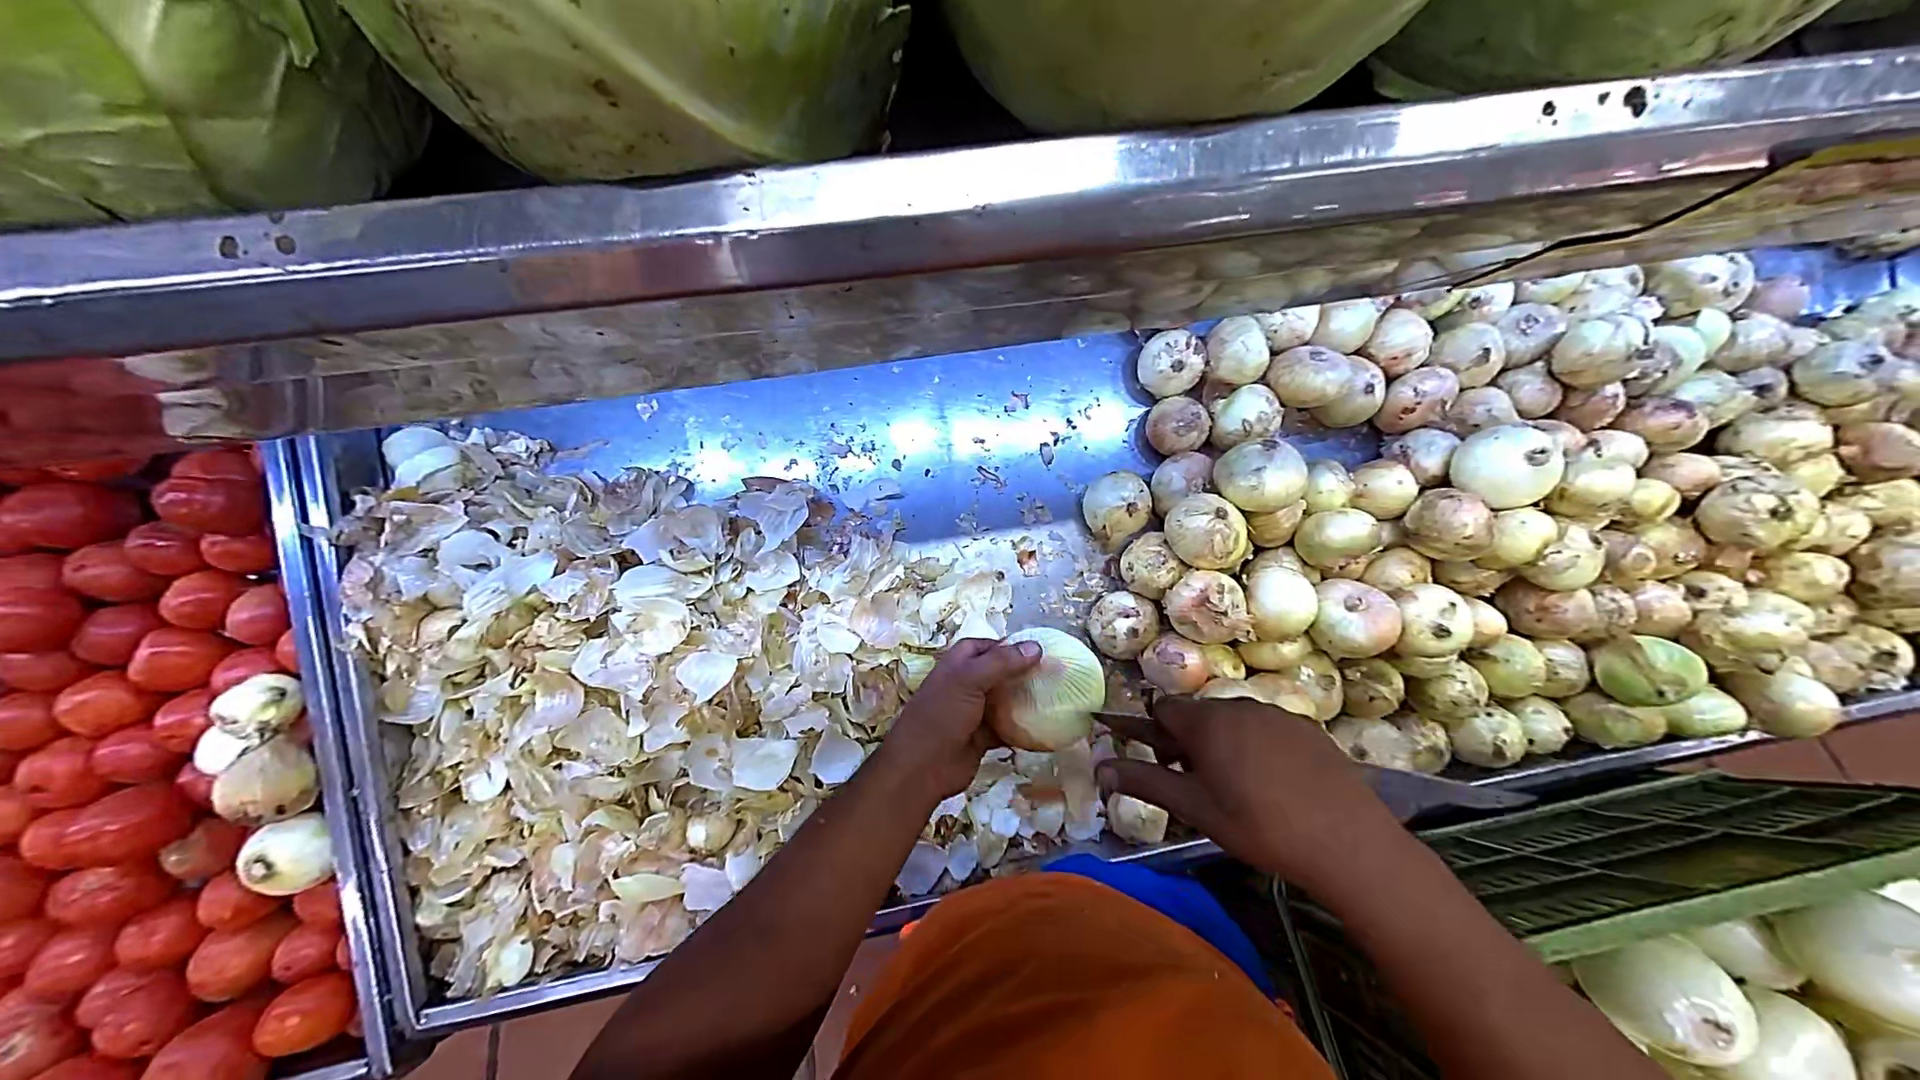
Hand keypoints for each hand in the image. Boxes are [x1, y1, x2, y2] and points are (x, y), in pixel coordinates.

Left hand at [872, 638, 1040, 804]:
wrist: (922, 768)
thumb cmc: (942, 715)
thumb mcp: (969, 680)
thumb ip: (1001, 662)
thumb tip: (1036, 647)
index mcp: (957, 665)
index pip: (985, 646)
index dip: (1008, 646)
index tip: (1038, 651)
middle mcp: (965, 685)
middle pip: (998, 673)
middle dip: (1022, 674)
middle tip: (1053, 675)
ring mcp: (973, 713)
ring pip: (1004, 701)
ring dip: (1025, 701)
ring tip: (1054, 698)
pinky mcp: (981, 738)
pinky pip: (1007, 729)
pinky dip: (1023, 728)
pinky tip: (1045, 728)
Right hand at [1098, 697, 1407, 890]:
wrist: (1349, 843)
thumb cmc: (1260, 826)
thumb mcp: (1195, 808)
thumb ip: (1144, 781)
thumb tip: (1099, 768)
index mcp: (1206, 722)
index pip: (1163, 709)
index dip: (1154, 733)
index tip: (1162, 763)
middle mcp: (1239, 706)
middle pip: (1198, 714)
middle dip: (1188, 741)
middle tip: (1198, 783)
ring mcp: (1278, 714)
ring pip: (1234, 720)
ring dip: (1223, 743)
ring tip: (1238, 788)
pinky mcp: (1309, 728)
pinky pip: (1267, 728)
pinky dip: (1258, 747)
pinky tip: (1275, 784)